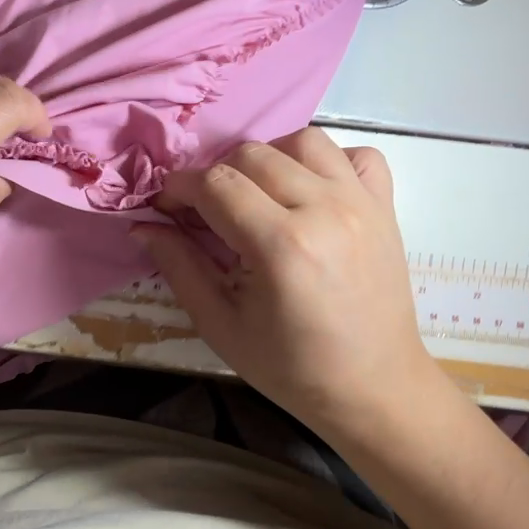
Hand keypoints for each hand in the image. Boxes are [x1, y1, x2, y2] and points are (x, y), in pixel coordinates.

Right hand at [131, 129, 440, 433]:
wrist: (372, 388)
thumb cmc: (290, 367)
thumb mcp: (220, 325)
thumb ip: (180, 267)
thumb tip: (143, 225)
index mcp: (280, 246)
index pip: (215, 184)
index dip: (179, 188)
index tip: (165, 206)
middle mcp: (324, 210)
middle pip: (252, 154)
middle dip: (216, 174)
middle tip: (204, 210)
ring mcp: (361, 203)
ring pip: (303, 140)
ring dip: (267, 159)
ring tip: (255, 195)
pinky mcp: (385, 207)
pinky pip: (357, 155)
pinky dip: (327, 162)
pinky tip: (309, 192)